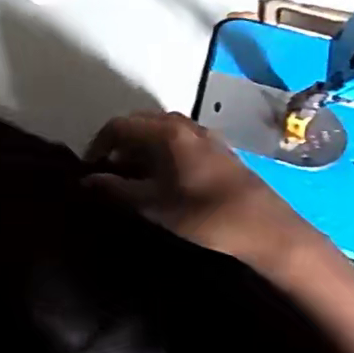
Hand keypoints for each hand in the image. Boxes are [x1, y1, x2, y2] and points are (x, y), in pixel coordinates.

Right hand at [83, 111, 325, 265]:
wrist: (266, 229)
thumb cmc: (205, 215)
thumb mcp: (154, 205)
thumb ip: (116, 189)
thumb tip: (87, 180)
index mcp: (167, 131)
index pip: (119, 125)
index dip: (98, 144)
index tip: (90, 169)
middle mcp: (184, 124)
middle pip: (139, 123)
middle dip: (119, 144)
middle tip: (108, 173)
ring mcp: (204, 135)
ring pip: (159, 131)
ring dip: (140, 148)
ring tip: (132, 178)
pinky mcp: (216, 149)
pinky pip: (178, 140)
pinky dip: (160, 152)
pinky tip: (161, 179)